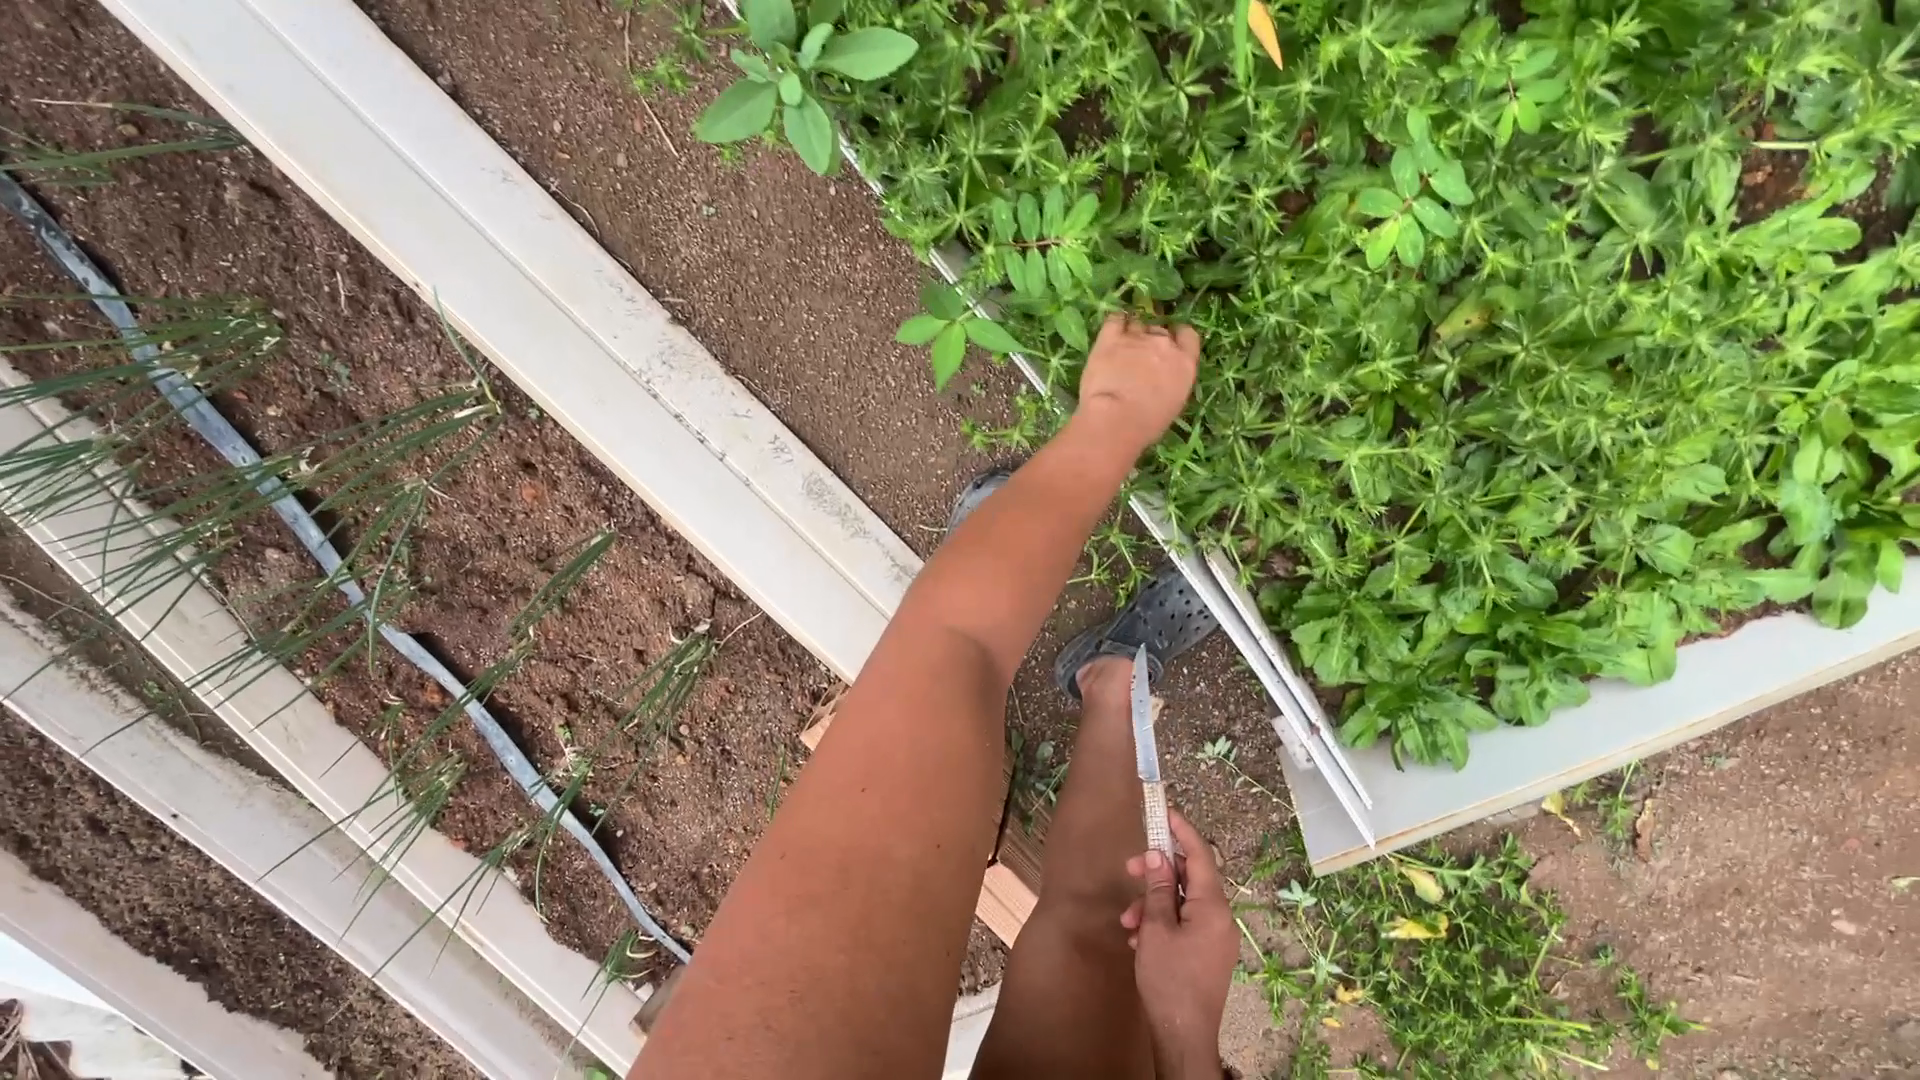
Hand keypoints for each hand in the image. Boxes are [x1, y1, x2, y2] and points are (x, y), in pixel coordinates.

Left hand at [1074, 314, 1199, 453]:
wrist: (1116, 418)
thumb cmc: (1147, 423)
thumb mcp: (1172, 404)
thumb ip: (1172, 382)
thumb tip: (1162, 379)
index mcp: (1184, 362)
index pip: (1187, 336)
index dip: (1177, 337)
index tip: (1170, 344)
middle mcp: (1163, 344)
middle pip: (1160, 331)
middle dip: (1152, 340)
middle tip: (1140, 356)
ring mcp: (1137, 338)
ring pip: (1138, 324)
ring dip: (1133, 332)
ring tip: (1124, 347)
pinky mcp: (1110, 338)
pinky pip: (1115, 320)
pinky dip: (1116, 322)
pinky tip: (1112, 330)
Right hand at [1120, 810, 1237, 1079]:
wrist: (1184, 1037)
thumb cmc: (1169, 979)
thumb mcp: (1156, 928)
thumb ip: (1158, 889)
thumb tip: (1156, 855)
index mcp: (1213, 907)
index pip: (1201, 855)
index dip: (1182, 831)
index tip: (1164, 812)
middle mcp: (1221, 918)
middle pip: (1190, 878)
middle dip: (1158, 872)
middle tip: (1129, 869)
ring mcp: (1216, 937)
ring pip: (1183, 902)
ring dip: (1154, 902)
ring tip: (1128, 920)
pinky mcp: (1207, 953)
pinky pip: (1185, 923)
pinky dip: (1161, 922)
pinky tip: (1138, 938)